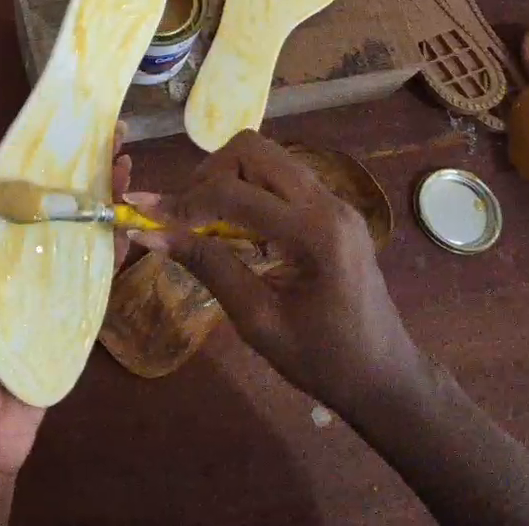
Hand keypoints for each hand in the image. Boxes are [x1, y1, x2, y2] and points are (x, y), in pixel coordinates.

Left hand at [0, 127, 132, 481]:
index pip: (10, 197)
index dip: (34, 165)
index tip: (58, 134)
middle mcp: (16, 260)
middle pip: (52, 208)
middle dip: (80, 172)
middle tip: (111, 139)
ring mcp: (47, 286)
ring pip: (79, 232)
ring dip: (103, 198)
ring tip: (126, 166)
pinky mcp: (73, 314)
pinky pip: (96, 275)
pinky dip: (115, 246)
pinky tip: (130, 221)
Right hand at [129, 131, 424, 413]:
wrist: (387, 379)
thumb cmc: (324, 361)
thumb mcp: (258, 320)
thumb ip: (206, 266)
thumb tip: (149, 233)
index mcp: (315, 233)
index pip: (234, 194)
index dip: (181, 202)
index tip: (142, 210)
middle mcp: (328, 203)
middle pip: (253, 149)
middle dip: (209, 174)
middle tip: (188, 214)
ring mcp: (334, 201)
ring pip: (266, 156)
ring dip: (228, 177)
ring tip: (209, 220)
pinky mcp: (332, 208)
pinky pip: (280, 175)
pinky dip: (249, 188)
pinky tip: (239, 227)